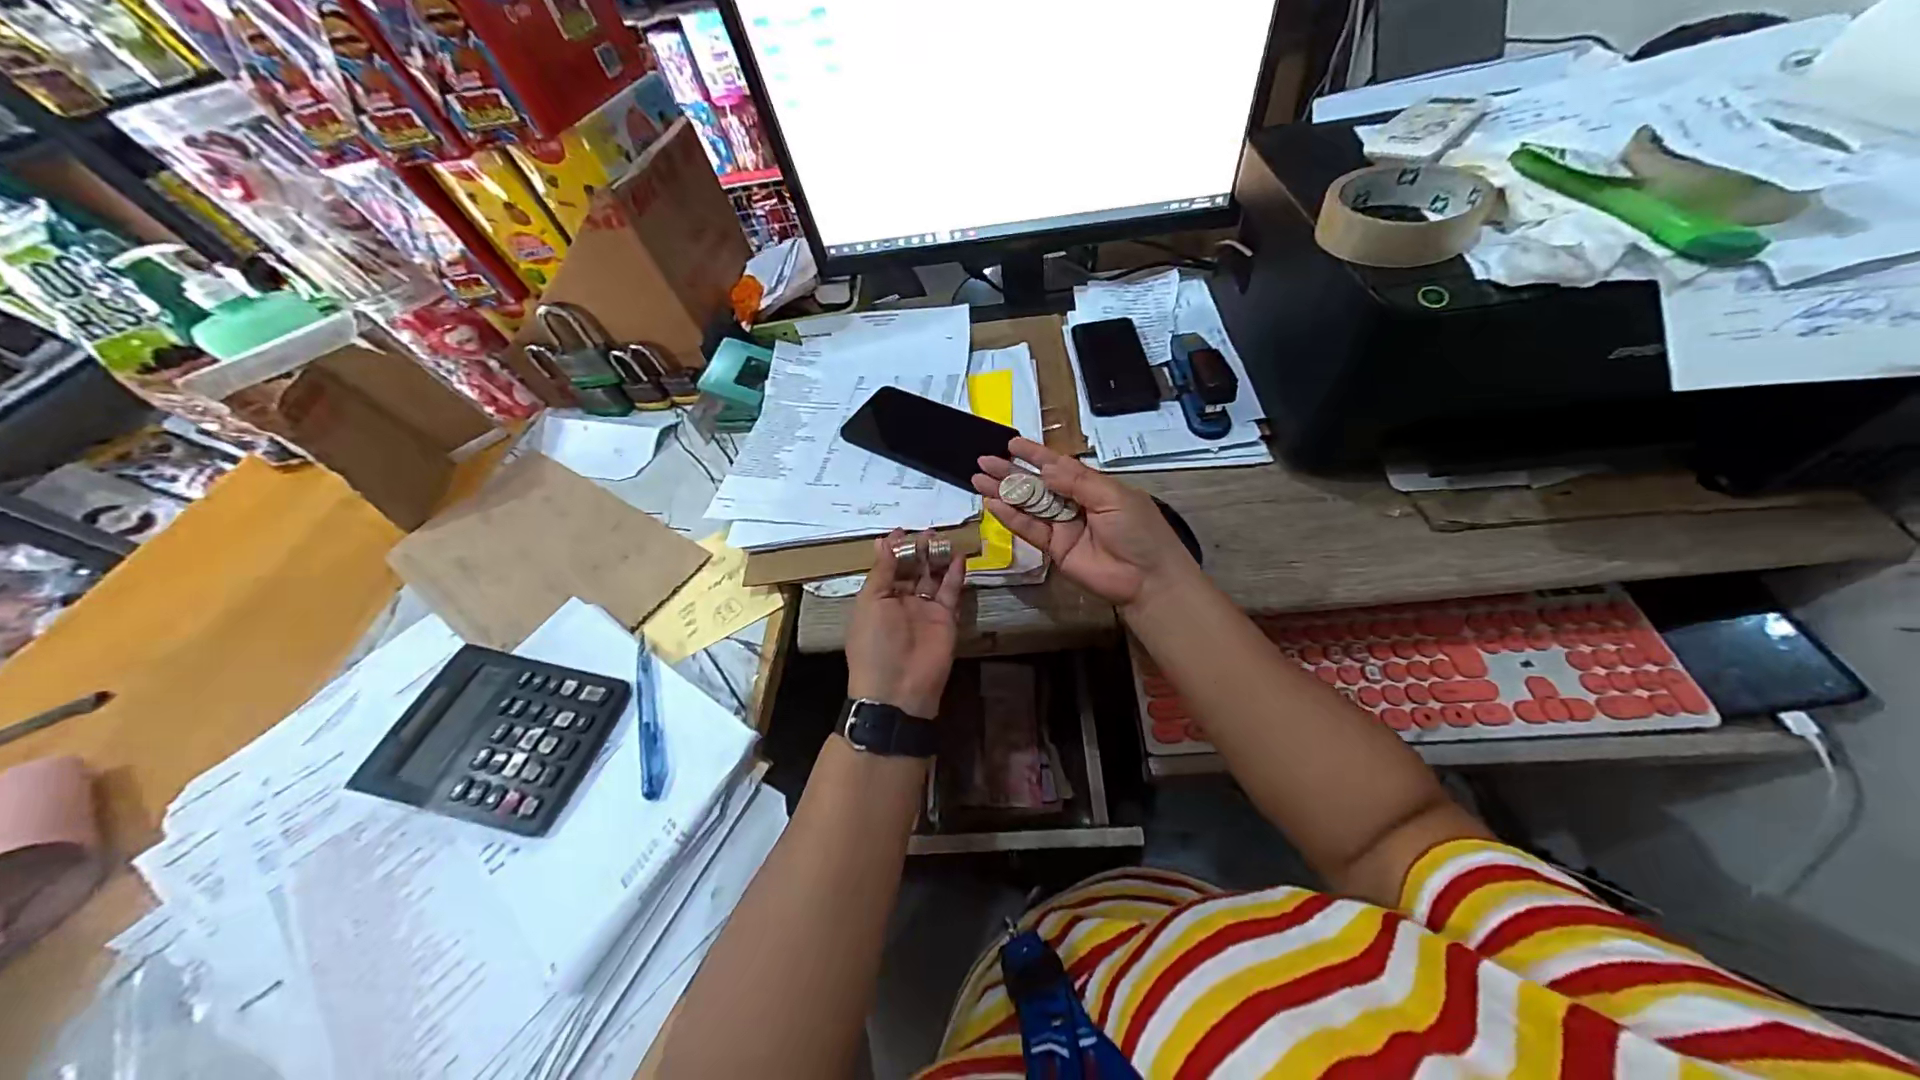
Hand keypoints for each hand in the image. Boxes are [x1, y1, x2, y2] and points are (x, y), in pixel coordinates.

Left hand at [845, 529, 964, 718]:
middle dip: (918, 549)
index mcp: (877, 598)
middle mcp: (901, 601)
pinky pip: (951, 591)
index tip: (903, 530)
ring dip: (936, 557)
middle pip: (912, 569)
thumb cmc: (875, 643)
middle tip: (928, 531)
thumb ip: (883, 572)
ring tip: (942, 537)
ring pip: (932, 576)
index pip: (888, 567)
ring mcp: (924, 609)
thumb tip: (885, 542)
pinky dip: (955, 574)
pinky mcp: (946, 618)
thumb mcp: (870, 603)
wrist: (899, 688)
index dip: (895, 549)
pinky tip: (959, 556)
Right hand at [974, 437, 1198, 608]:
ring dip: (1004, 491)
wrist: (1147, 578)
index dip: (1035, 454)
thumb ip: (1077, 481)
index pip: (1059, 465)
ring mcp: (1063, 527)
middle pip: (1037, 484)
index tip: (1011, 444)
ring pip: (1028, 505)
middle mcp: (1074, 503)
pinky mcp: (1054, 549)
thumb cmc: (1139, 531)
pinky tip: (993, 503)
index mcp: (1092, 486)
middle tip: (984, 460)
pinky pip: (1029, 529)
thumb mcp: (1113, 496)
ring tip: (978, 478)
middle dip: (1011, 471)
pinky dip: (1011, 517)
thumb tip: (1046, 467)